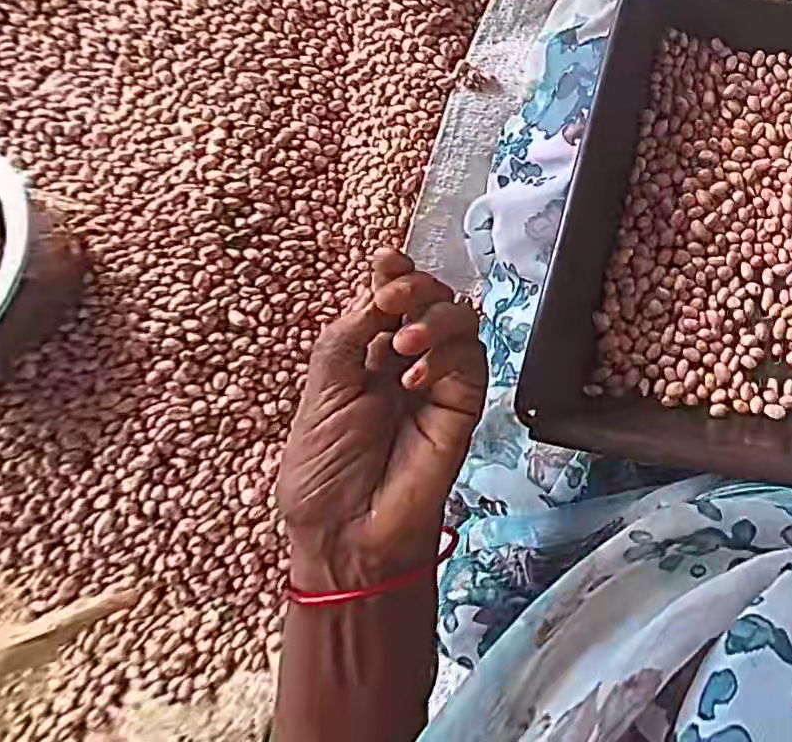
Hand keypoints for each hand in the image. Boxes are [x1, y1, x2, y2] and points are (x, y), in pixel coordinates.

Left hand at [277, 249, 486, 589]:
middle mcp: (410, 357)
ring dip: (434, 318)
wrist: (349, 532)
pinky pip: (470, 357)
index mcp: (371, 353)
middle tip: (394, 299)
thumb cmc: (326, 469)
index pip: (392, 300)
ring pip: (461, 318)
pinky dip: (445, 355)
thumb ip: (349, 337)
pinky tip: (415, 377)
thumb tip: (379, 290)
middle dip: (416, 288)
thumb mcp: (321, 394)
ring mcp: (441, 376)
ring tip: (403, 344)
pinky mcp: (466, 398)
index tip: (387, 260)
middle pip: (432, 299)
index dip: (394, 274)